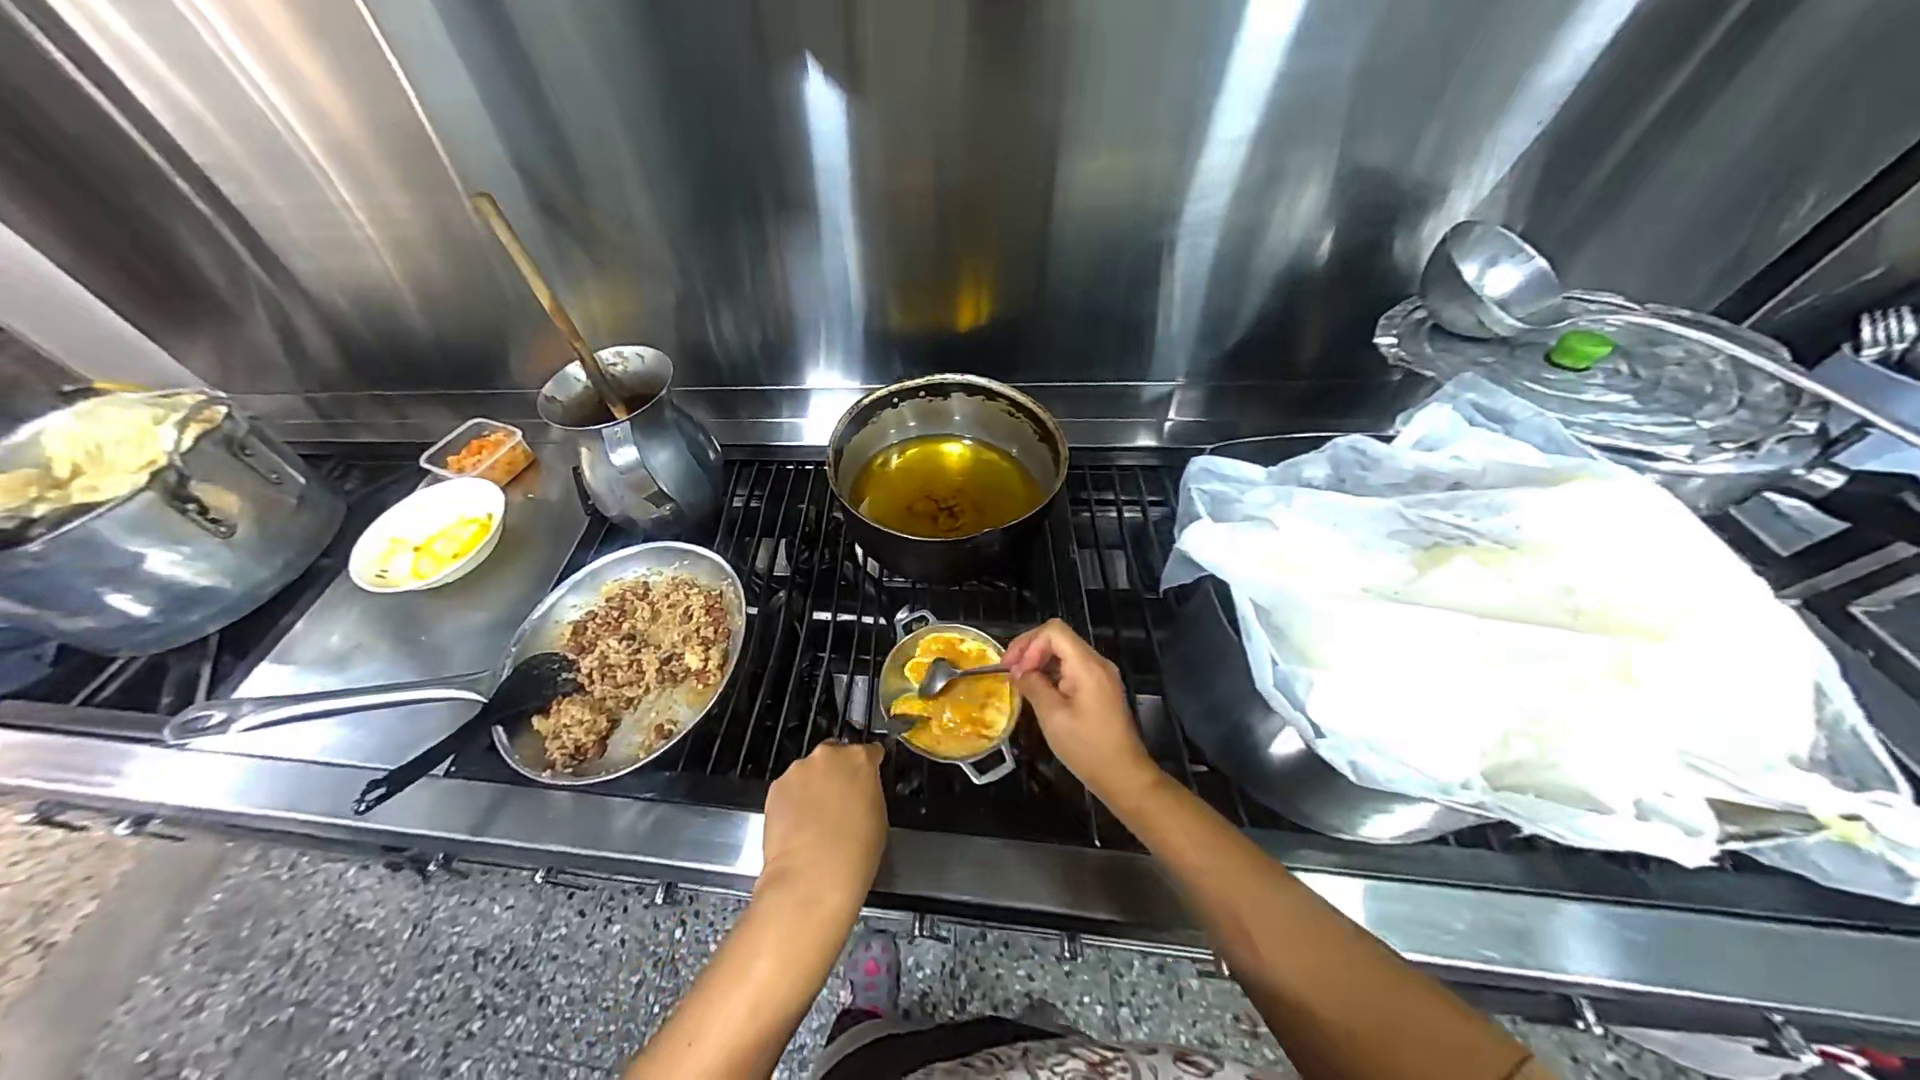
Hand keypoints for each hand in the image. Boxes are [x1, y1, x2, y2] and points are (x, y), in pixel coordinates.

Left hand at [760, 741, 886, 907]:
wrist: (812, 876)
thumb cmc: (855, 851)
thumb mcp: (878, 815)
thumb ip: (868, 790)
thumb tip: (861, 790)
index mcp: (860, 759)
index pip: (869, 751)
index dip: (869, 765)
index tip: (867, 777)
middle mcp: (828, 756)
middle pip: (835, 754)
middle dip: (837, 772)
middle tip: (839, 799)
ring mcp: (799, 770)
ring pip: (809, 771)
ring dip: (813, 785)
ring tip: (814, 817)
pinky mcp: (776, 787)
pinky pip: (789, 788)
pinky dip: (793, 800)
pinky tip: (797, 824)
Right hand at [1004, 619, 1158, 800]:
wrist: (1123, 774)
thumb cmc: (1086, 747)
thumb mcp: (1052, 716)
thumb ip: (1033, 685)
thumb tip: (1019, 671)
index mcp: (1087, 665)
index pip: (1054, 631)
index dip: (1029, 644)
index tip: (1013, 668)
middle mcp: (1097, 663)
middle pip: (1059, 637)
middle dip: (1030, 650)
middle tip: (1010, 672)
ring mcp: (1101, 675)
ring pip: (1065, 652)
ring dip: (1040, 661)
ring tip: (1021, 682)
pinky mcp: (1101, 688)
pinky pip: (1072, 668)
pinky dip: (1052, 672)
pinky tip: (1039, 690)